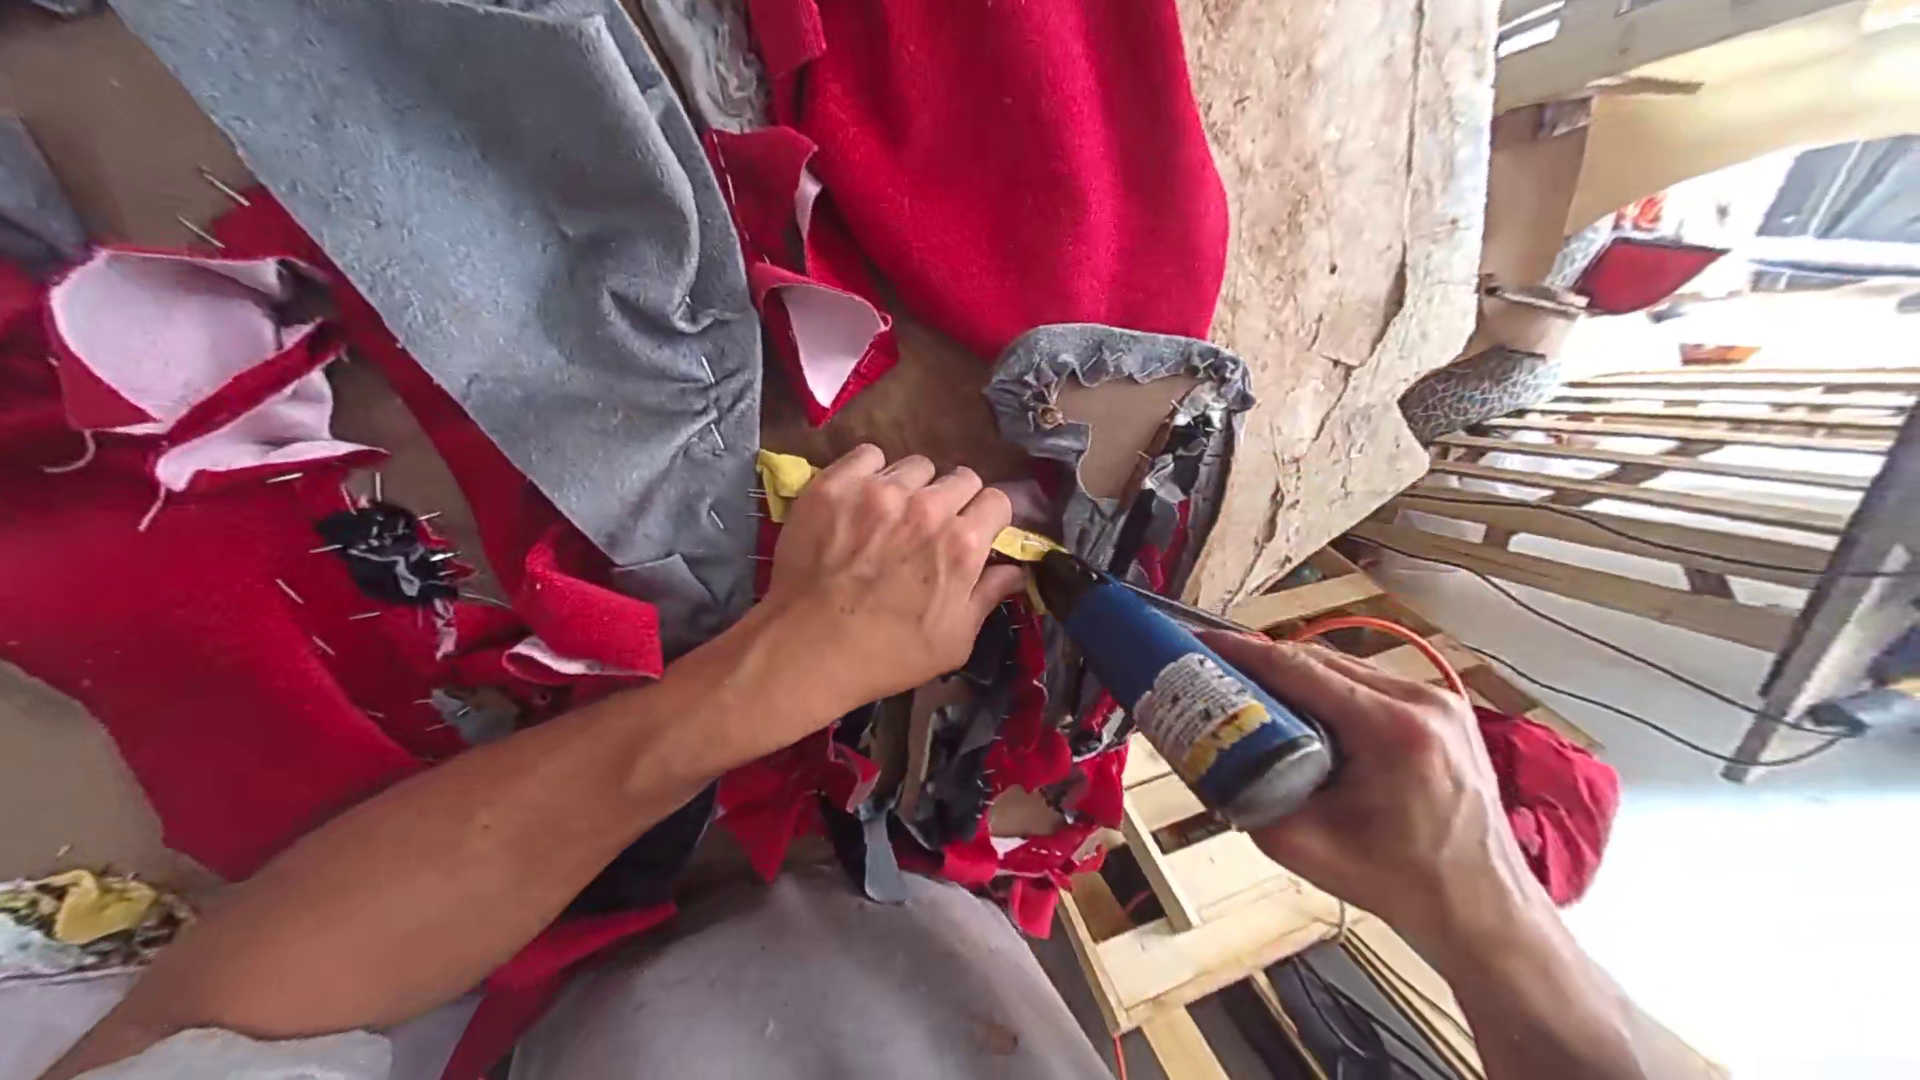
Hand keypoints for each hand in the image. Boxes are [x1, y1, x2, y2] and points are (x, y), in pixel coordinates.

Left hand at [757, 445, 1026, 722]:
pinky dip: (871, 471)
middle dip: (955, 500)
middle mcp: (928, 507)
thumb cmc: (888, 654)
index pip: (997, 500)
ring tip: (892, 514)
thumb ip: (988, 596)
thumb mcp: (955, 640)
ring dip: (913, 486)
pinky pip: (869, 455)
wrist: (807, 650)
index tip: (975, 530)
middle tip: (931, 526)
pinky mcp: (837, 484)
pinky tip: (862, 498)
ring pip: (916, 466)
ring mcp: (880, 491)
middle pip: (961, 477)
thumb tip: (1014, 570)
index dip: (988, 517)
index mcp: (963, 544)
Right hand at [1198, 633, 1551, 948]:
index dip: (1240, 651)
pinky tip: (1298, 705)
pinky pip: (1365, 682)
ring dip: (1291, 673)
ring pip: (1341, 665)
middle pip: (1318, 660)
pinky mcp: (1441, 711)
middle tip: (1214, 671)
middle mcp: (1421, 702)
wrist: (1483, 910)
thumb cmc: (1398, 883)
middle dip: (1260, 662)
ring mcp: (1437, 702)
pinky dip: (1324, 686)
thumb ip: (1245, 797)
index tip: (1199, 642)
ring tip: (1249, 688)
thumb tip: (1205, 759)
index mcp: (1392, 730)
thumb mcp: (1301, 844)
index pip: (1297, 669)